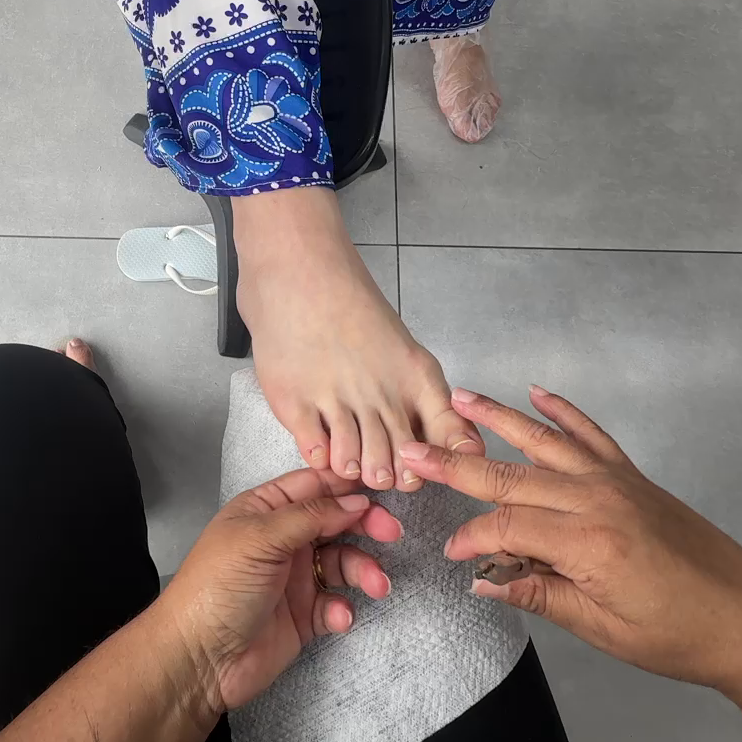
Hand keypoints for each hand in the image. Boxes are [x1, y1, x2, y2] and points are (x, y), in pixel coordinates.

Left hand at [157, 468, 402, 710]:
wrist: (198, 660)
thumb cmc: (219, 585)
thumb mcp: (260, 538)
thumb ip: (309, 516)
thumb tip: (354, 499)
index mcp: (265, 509)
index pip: (313, 485)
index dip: (346, 485)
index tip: (381, 487)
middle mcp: (283, 538)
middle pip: (335, 521)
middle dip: (364, 525)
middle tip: (392, 533)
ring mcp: (294, 576)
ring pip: (342, 562)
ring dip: (363, 570)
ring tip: (377, 585)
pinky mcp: (303, 615)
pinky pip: (335, 602)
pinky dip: (343, 607)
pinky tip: (339, 616)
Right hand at [233, 187, 481, 491]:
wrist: (298, 267)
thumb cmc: (348, 301)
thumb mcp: (400, 345)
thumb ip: (423, 396)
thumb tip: (447, 440)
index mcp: (416, 375)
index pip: (448, 440)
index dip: (439, 462)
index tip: (423, 464)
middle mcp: (379, 392)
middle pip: (397, 464)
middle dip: (390, 474)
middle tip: (378, 465)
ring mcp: (335, 398)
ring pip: (356, 463)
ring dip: (353, 465)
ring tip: (348, 453)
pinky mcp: (293, 400)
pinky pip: (315, 452)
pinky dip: (320, 454)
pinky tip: (320, 438)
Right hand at [400, 386, 741, 704]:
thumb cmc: (678, 635)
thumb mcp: (603, 629)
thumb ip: (538, 594)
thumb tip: (482, 580)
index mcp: (589, 543)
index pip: (508, 527)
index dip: (473, 537)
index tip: (453, 551)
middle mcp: (597, 499)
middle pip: (511, 477)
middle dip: (457, 464)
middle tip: (413, 449)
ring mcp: (615, 480)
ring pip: (543, 441)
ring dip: (497, 419)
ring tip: (459, 398)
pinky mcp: (631, 475)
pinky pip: (590, 434)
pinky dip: (563, 411)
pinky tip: (537, 393)